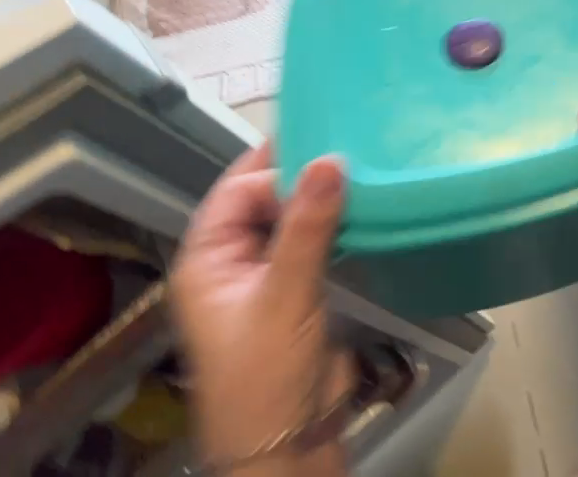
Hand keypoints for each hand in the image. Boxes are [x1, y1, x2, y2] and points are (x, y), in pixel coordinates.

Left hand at [170, 143, 347, 468]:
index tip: (326, 138)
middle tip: (354, 140)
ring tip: (369, 163)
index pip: (238, 190)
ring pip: (294, 218)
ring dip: (325, 196)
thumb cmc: (266, 371)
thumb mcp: (284, 296)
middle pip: (266, 199)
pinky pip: (317, 240)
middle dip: (303, 173)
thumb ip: (307, 227)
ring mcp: (269, 274)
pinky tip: (369, 203)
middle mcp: (234, 260)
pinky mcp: (302, 287)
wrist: (289, 441)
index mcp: (208, 259)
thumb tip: (331, 157)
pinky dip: (338, 221)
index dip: (277, 163)